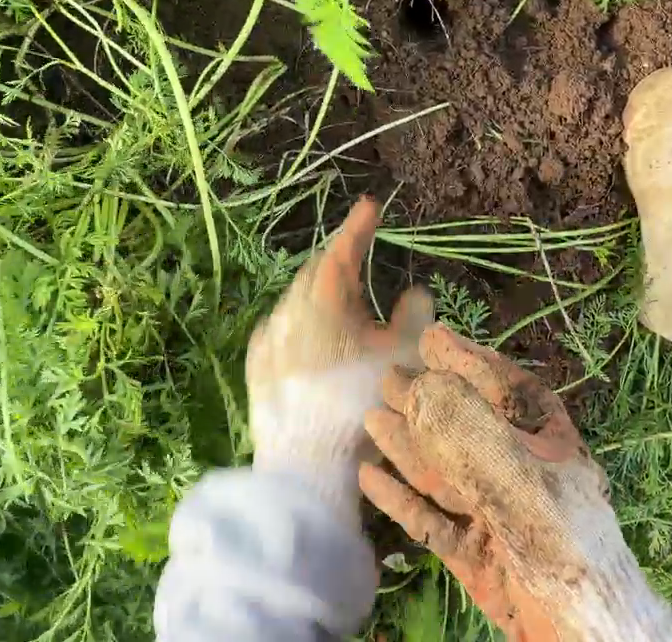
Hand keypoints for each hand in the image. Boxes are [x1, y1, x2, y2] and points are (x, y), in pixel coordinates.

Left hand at [247, 196, 432, 519]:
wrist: (308, 466)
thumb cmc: (363, 403)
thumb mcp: (405, 356)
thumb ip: (414, 316)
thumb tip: (413, 292)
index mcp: (327, 296)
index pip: (345, 247)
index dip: (360, 225)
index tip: (371, 205)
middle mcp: (291, 307)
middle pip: (319, 272)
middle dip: (340, 259)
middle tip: (360, 254)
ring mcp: (269, 336)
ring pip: (298, 301)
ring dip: (321, 294)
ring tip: (343, 303)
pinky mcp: (257, 366)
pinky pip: (282, 330)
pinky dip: (301, 324)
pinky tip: (313, 339)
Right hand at [358, 327, 671, 641]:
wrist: (581, 632)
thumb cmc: (566, 543)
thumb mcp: (522, 479)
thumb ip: (472, 433)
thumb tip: (421, 385)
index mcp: (547, 441)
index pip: (504, 387)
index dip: (468, 360)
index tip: (431, 337)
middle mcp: (517, 469)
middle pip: (464, 425)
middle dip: (427, 400)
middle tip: (387, 377)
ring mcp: (492, 511)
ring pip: (440, 470)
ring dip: (405, 444)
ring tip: (371, 418)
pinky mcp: (472, 552)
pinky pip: (429, 518)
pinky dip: (400, 498)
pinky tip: (370, 478)